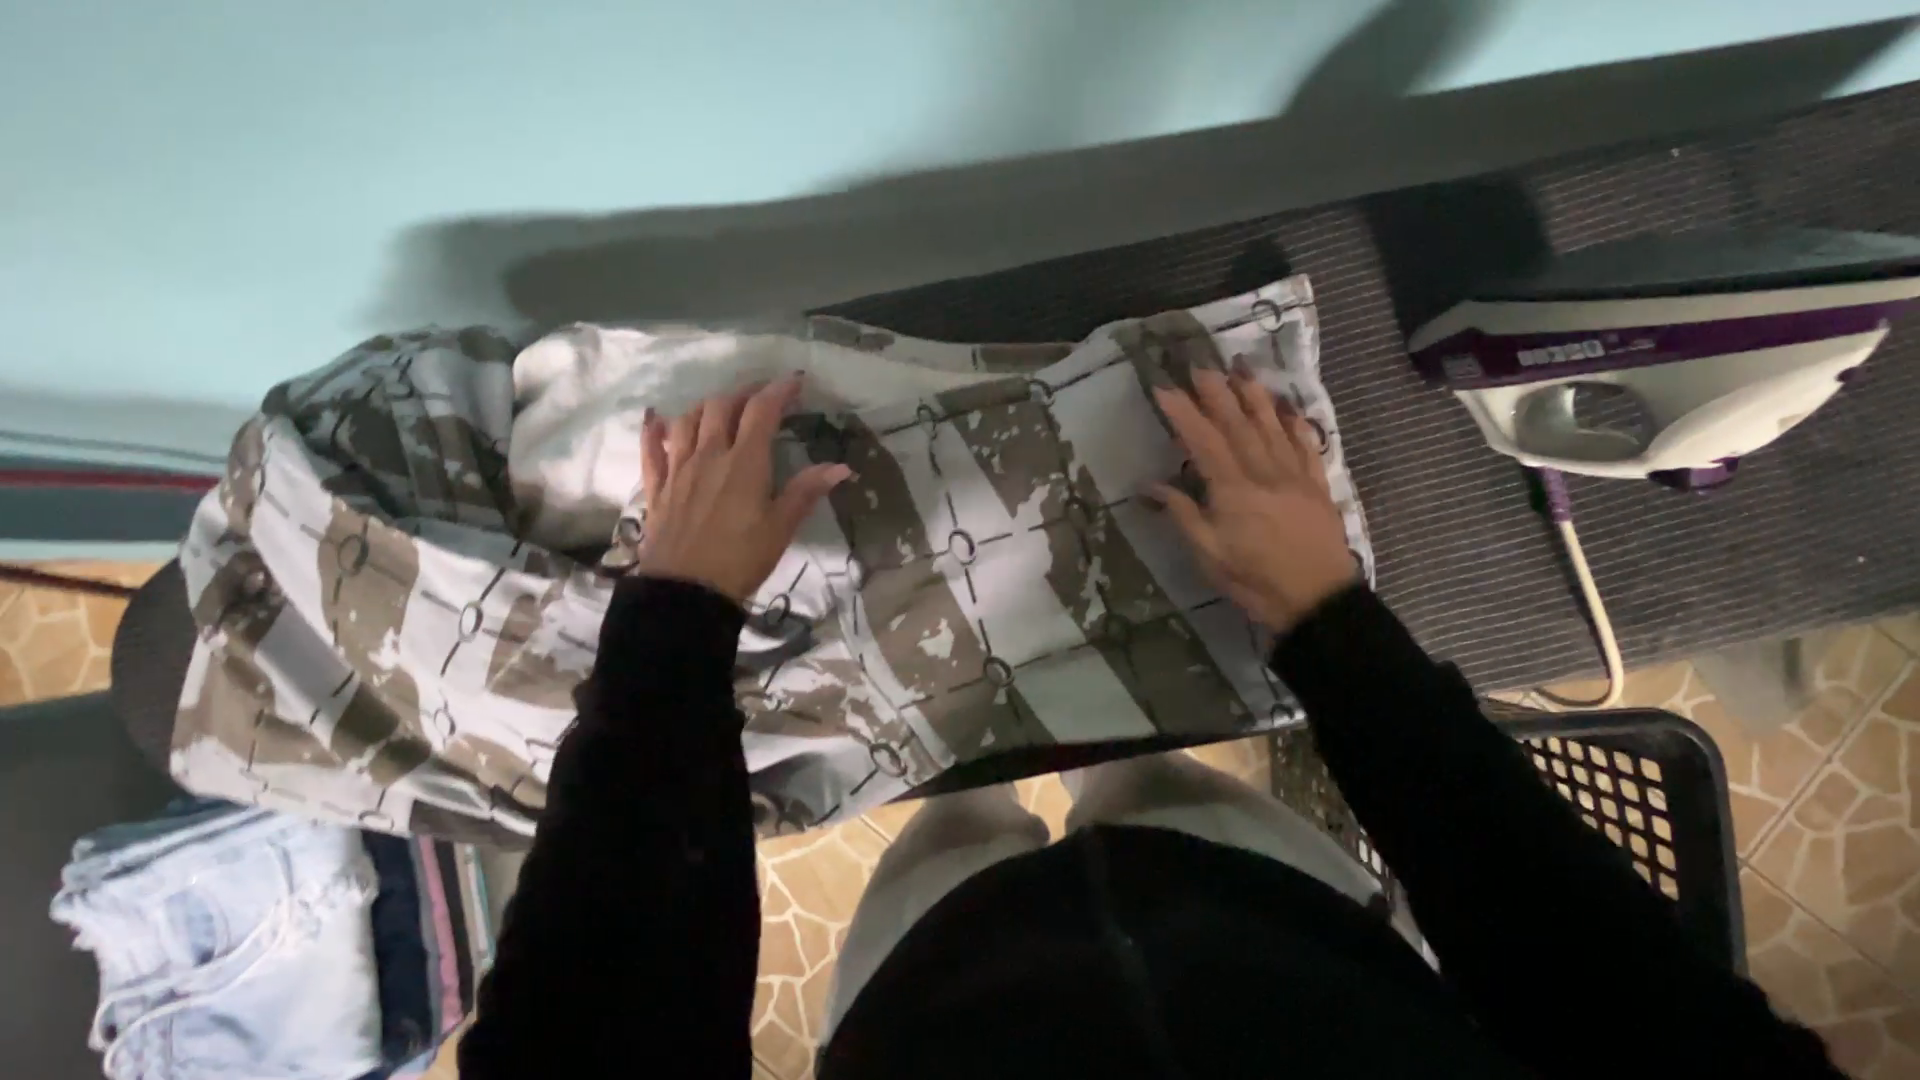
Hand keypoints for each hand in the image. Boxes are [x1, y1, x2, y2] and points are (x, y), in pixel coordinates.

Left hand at [636, 375, 852, 603]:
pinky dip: (654, 430)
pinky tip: (657, 419)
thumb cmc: (741, 560)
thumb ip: (806, 492)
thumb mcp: (781, 528)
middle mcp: (709, 455)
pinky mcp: (657, 488)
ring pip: (687, 420)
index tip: (795, 382)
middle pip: (721, 406)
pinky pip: (651, 450)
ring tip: (721, 408)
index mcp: (745, 463)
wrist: (686, 592)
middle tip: (761, 396)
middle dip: (744, 393)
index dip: (779, 390)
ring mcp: (678, 469)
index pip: (762, 411)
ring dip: (706, 405)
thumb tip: (841, 467)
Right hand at [1151, 368, 1358, 635]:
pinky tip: (1286, 407)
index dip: (1183, 413)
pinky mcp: (1317, 485)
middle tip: (1200, 366)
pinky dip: (1295, 423)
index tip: (1164, 389)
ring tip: (1240, 370)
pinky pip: (1305, 445)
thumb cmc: (1255, 581)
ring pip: (1272, 426)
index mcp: (1233, 490)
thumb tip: (1151, 485)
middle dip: (1217, 393)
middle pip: (1238, 425)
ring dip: (1254, 396)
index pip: (1203, 441)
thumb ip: (1183, 515)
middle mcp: (1264, 472)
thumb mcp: (1208, 556)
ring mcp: (1294, 475)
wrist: (1318, 600)